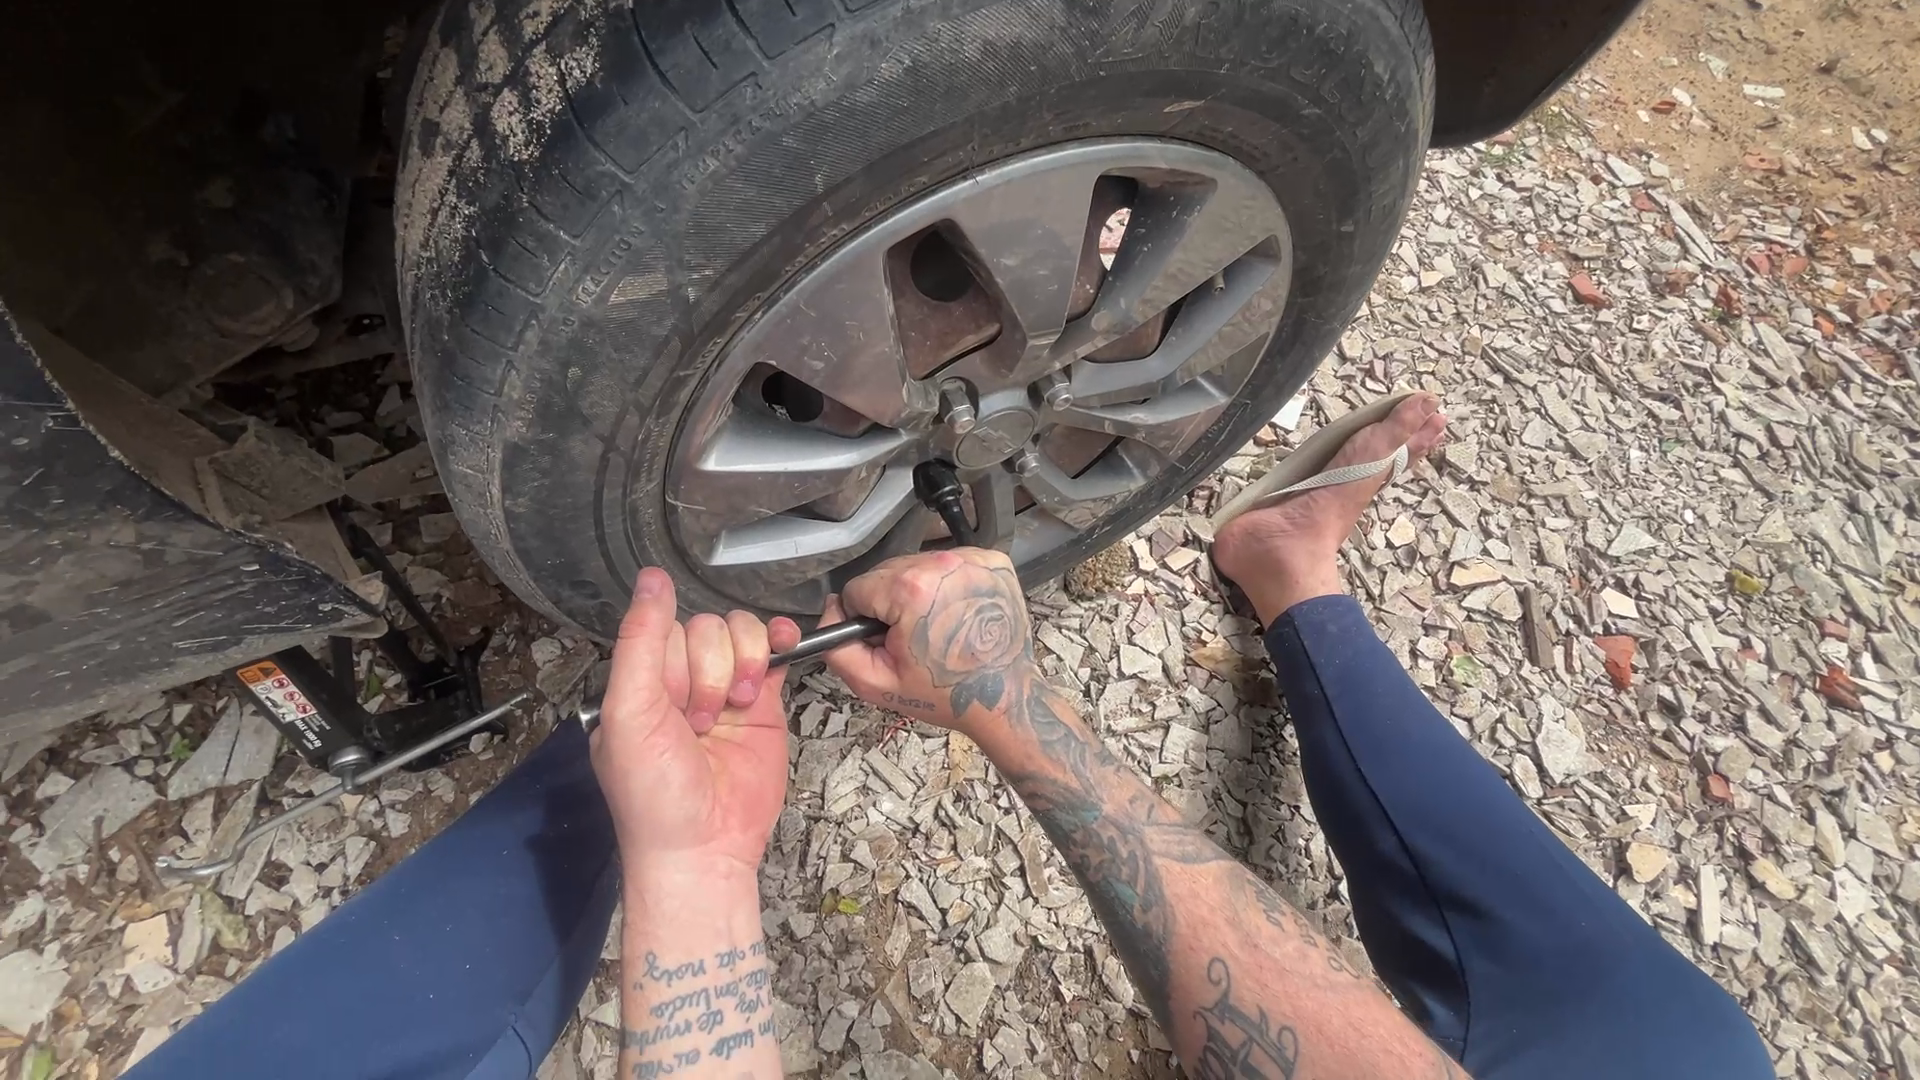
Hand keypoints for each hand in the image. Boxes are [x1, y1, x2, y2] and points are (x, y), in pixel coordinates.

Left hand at [590, 567, 801, 872]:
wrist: (706, 847)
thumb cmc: (654, 793)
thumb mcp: (630, 716)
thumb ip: (641, 644)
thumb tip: (653, 577)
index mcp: (641, 682)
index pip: (667, 628)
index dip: (681, 658)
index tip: (678, 705)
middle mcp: (682, 679)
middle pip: (708, 628)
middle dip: (713, 670)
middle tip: (704, 722)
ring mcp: (727, 687)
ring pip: (742, 633)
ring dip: (746, 663)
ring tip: (738, 709)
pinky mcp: (765, 701)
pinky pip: (775, 650)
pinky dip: (782, 639)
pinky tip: (785, 644)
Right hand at [821, 548, 1034, 732]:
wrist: (1004, 697)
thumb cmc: (946, 693)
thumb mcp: (875, 683)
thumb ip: (836, 645)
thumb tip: (832, 608)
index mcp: (911, 589)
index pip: (858, 588)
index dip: (866, 619)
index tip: (890, 640)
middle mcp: (943, 564)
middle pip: (887, 573)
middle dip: (893, 605)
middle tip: (915, 639)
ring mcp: (972, 559)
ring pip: (917, 565)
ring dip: (919, 593)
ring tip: (937, 627)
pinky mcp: (993, 560)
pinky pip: (949, 564)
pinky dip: (948, 586)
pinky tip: (957, 614)